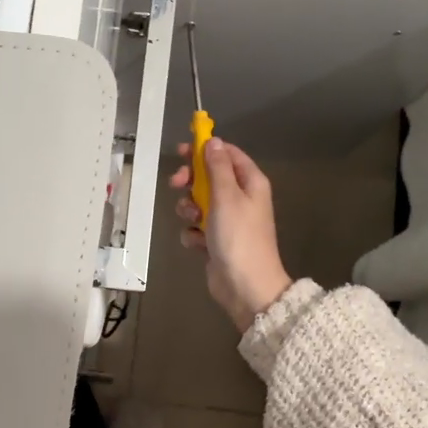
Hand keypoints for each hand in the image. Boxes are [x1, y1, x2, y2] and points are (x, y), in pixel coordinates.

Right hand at [172, 138, 292, 332]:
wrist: (245, 286)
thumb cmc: (238, 236)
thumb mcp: (227, 196)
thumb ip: (217, 167)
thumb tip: (213, 141)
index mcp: (250, 183)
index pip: (228, 154)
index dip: (206, 149)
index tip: (182, 150)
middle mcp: (241, 198)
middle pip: (209, 177)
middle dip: (191, 181)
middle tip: (177, 184)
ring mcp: (228, 220)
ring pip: (199, 202)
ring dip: (189, 208)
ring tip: (193, 220)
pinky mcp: (215, 240)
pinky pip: (197, 227)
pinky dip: (194, 233)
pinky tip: (198, 243)